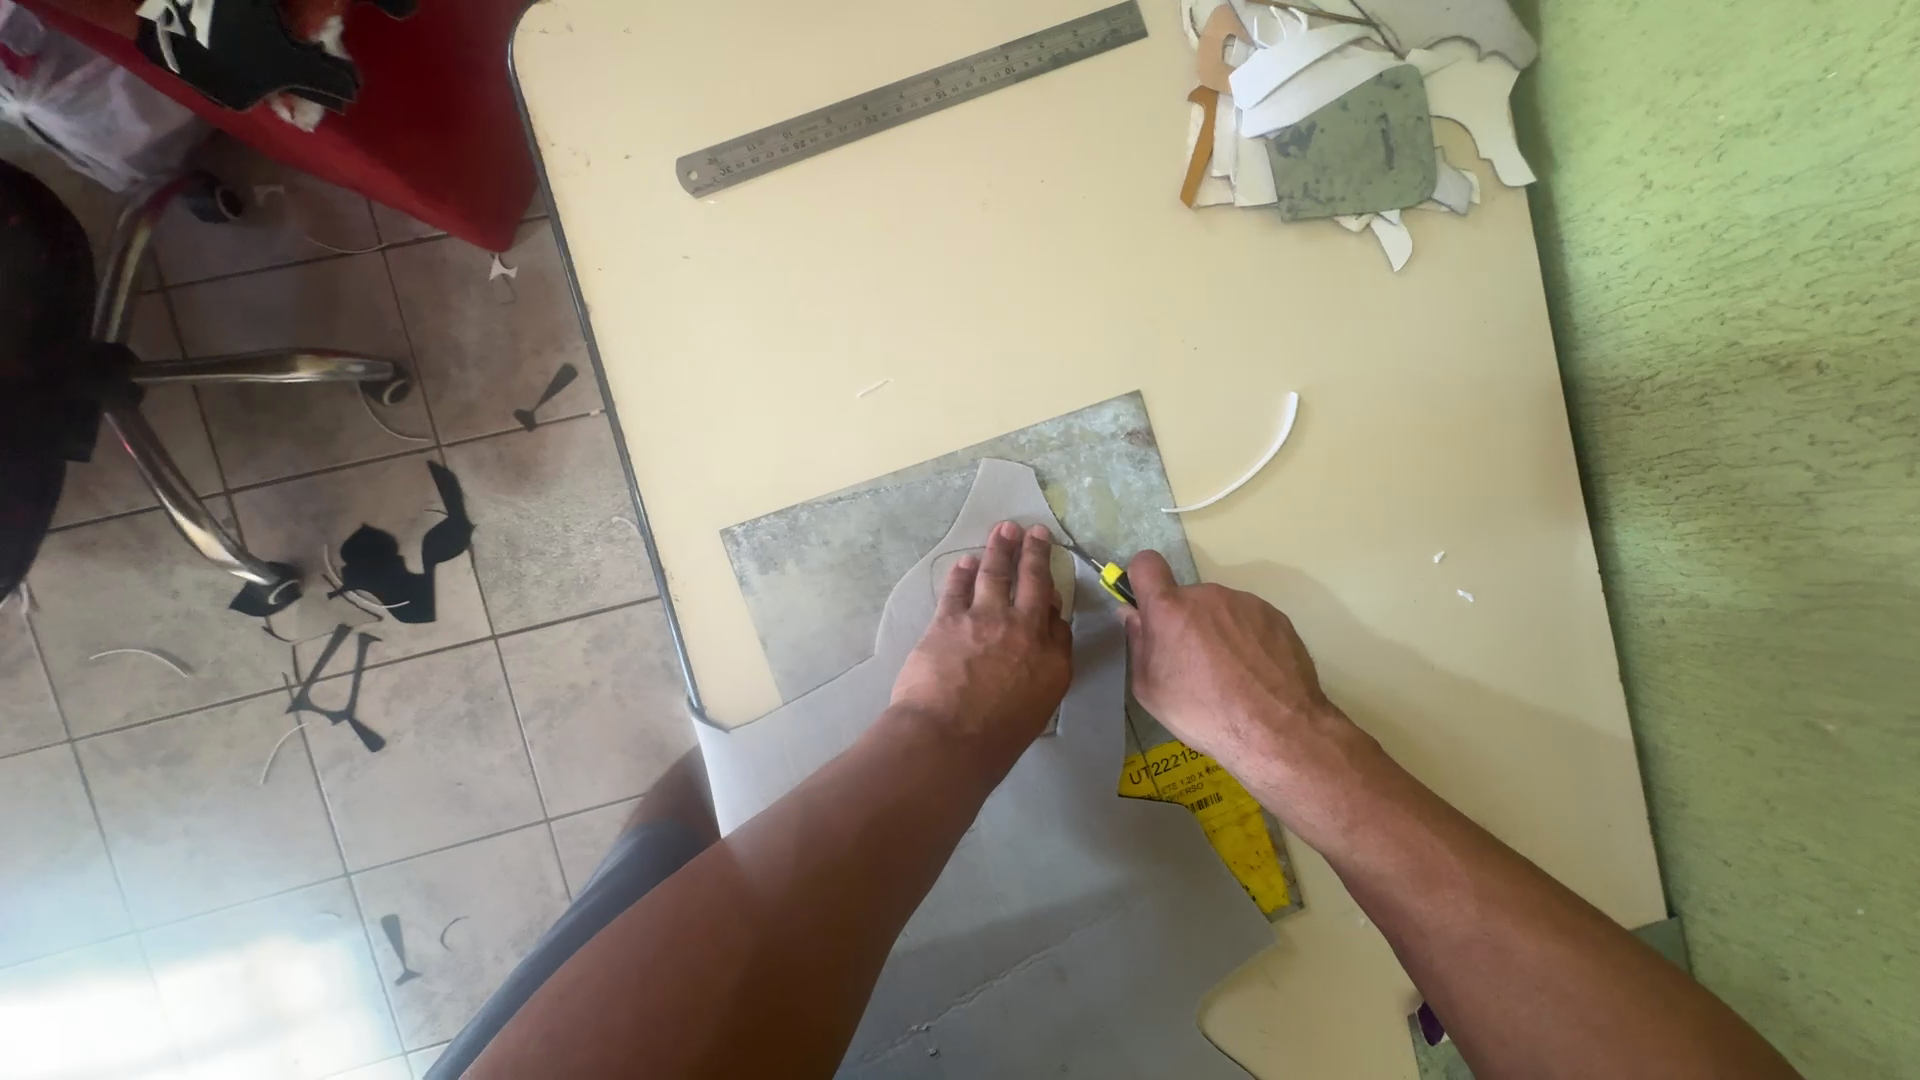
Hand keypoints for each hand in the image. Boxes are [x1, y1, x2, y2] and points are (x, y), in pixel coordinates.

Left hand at [890, 522, 1072, 755]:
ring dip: (1000, 547)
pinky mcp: (950, 619)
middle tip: (1036, 531)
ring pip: (996, 573)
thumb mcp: (1037, 709)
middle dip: (1035, 552)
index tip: (1048, 587)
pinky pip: (958, 587)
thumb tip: (1041, 646)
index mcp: (1053, 661)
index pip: (1058, 621)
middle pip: (1034, 582)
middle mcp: (1025, 631)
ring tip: (1004, 528)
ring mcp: (987, 620)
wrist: (949, 738)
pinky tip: (966, 561)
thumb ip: (1043, 673)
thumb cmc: (995, 739)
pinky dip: (963, 572)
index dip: (1052, 598)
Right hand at [1121, 550, 1360, 786]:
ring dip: (1217, 630)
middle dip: (1184, 621)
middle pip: (1185, 598)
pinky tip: (1254, 672)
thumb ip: (1138, 643)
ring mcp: (1245, 602)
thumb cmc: (1202, 713)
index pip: (1146, 564)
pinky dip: (1246, 638)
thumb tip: (1133, 615)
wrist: (1278, 731)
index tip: (1148, 606)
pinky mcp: (1275, 615)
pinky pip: (1248, 620)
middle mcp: (1207, 595)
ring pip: (1219, 610)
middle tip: (1194, 663)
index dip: (1142, 580)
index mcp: (1170, 609)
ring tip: (1230, 672)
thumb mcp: (1149, 689)